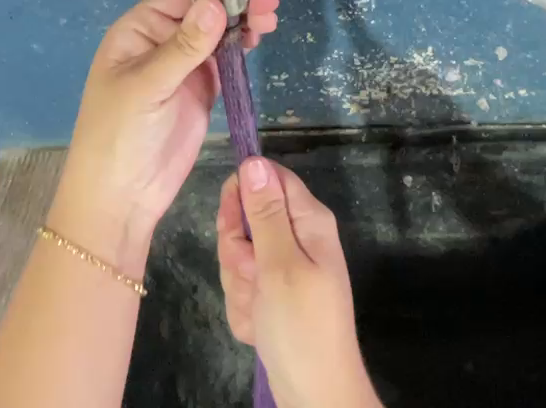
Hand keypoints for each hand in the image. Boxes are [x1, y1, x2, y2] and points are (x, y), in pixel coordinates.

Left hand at [50, 0, 278, 275]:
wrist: (121, 198)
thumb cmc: (119, 135)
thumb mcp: (147, 87)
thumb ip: (183, 47)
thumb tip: (216, 4)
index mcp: (139, 29)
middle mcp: (162, 39)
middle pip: (205, 6)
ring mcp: (183, 63)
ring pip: (219, 28)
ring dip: (245, 17)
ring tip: (272, 14)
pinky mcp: (202, 86)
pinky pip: (225, 54)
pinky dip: (243, 42)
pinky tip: (260, 35)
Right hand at [218, 158, 382, 407]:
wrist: (313, 395)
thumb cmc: (303, 327)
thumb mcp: (280, 264)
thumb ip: (265, 213)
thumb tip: (253, 160)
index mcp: (308, 220)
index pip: (268, 178)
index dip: (243, 195)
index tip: (232, 224)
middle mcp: (297, 237)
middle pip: (246, 219)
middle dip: (238, 253)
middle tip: (253, 277)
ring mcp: (282, 268)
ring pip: (238, 257)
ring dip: (240, 286)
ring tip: (261, 310)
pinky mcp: (271, 296)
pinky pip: (242, 287)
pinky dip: (245, 309)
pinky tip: (259, 327)